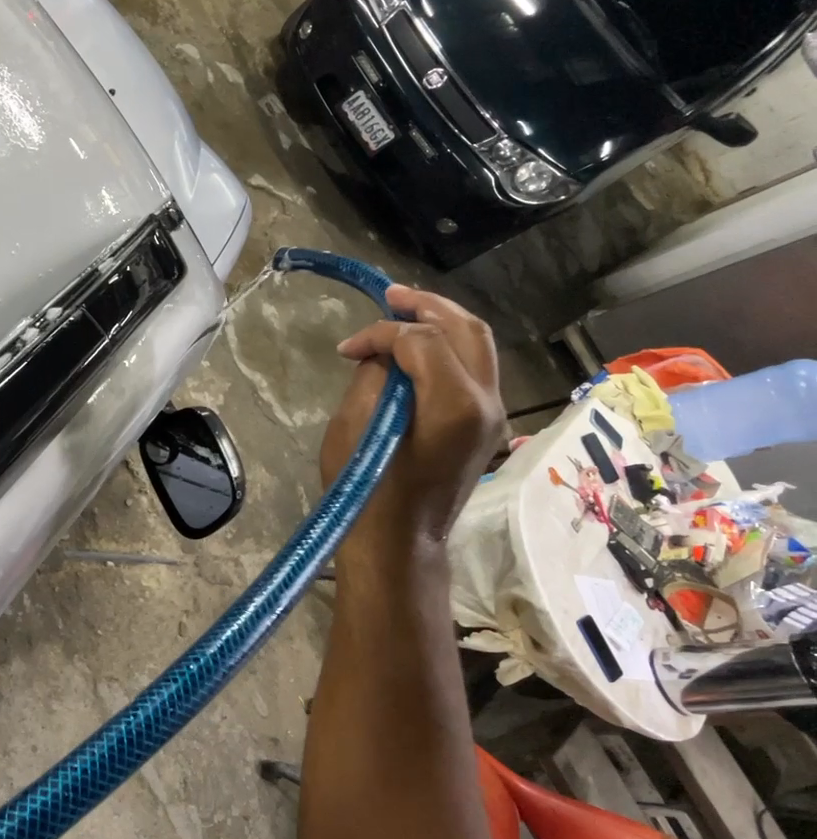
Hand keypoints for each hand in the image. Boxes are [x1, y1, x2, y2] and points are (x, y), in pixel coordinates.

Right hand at [318, 285, 502, 543]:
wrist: (397, 540)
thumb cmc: (365, 488)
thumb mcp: (354, 427)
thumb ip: (373, 379)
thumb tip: (381, 356)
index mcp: (454, 402)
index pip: (422, 339)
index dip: (382, 333)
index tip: (346, 348)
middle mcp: (486, 401)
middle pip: (467, 330)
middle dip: (427, 308)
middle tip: (390, 297)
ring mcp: (492, 414)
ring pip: (478, 346)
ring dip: (441, 324)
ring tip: (403, 314)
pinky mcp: (484, 425)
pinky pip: (474, 369)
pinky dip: (447, 349)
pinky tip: (416, 351)